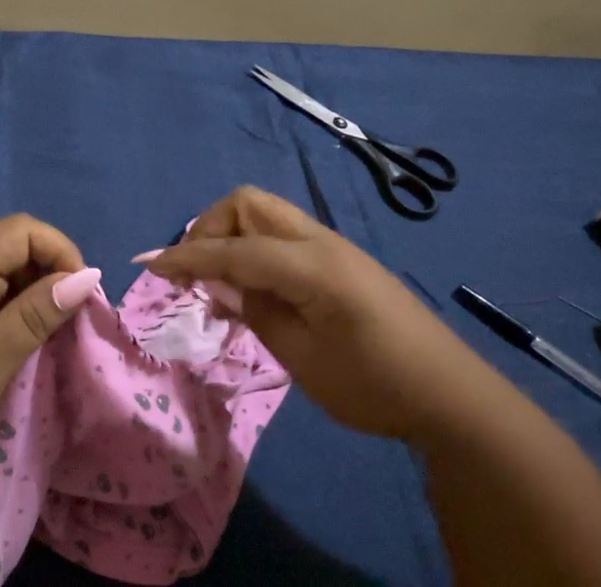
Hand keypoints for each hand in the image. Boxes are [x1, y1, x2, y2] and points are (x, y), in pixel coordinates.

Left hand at [0, 214, 101, 470]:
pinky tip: (20, 336)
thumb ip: (36, 315)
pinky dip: (13, 303)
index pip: (23, 230)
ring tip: (48, 332)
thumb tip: (87, 277)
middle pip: (14, 243)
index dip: (60, 252)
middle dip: (50, 271)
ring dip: (33, 290)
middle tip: (68, 319)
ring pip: (4, 265)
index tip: (81, 296)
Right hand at [145, 187, 497, 442]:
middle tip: (197, 274)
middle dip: (210, 228)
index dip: (186, 256)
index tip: (148, 268)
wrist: (452, 397)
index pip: (232, 248)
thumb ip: (256, 311)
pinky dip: (254, 246)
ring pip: (264, 212)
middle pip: (246, 203)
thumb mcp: (303, 358)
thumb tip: (224, 286)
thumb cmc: (374, 385)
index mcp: (310, 266)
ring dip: (231, 234)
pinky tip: (253, 287)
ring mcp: (333, 246)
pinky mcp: (341, 259)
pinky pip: (282, 233)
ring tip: (220, 281)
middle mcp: (320, 241)